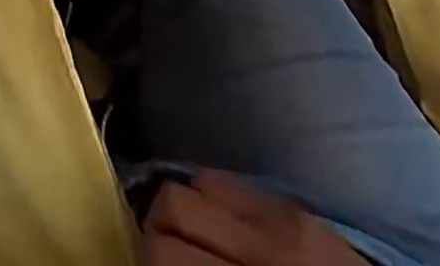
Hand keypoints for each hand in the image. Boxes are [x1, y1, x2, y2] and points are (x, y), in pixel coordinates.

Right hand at [141, 171, 367, 265]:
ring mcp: (279, 220)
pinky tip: (222, 223)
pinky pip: (230, 180)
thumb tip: (157, 260)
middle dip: (157, 229)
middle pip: (170, 204)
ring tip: (195, 236)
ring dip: (185, 208)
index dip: (146, 259)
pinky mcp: (294, 207)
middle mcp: (260, 248)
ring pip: (194, 181)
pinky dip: (212, 196)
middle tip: (168, 254)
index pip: (161, 251)